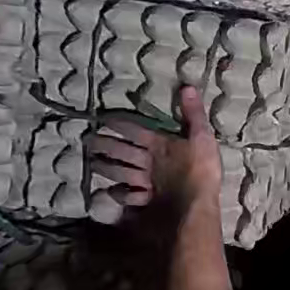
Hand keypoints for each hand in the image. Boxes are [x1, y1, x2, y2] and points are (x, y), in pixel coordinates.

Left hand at [87, 87, 221, 214]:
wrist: (196, 203)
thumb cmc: (201, 169)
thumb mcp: (203, 136)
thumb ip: (194, 113)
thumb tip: (186, 87)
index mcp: (158, 145)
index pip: (134, 130)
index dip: (119, 124)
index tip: (104, 120)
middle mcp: (147, 162)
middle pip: (121, 151)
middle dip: (103, 144)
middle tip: (86, 141)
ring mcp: (145, 182)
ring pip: (119, 172)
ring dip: (104, 166)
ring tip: (91, 162)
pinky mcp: (148, 200)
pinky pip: (128, 196)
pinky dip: (117, 194)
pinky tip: (110, 192)